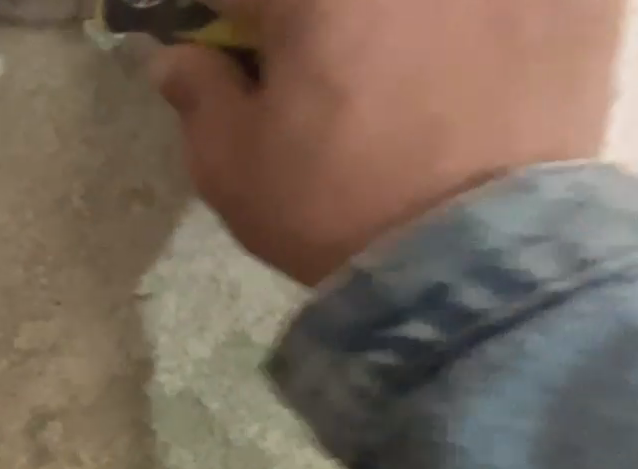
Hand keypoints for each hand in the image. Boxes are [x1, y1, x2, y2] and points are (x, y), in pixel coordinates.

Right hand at [151, 0, 624, 285]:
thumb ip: (197, 92)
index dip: (217, 17)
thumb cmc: (319, 203)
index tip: (215, 43)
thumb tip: (177, 55)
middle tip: (299, 64)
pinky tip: (457, 63)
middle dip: (300, 22)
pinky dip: (466, 26)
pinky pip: (489, 6)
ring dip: (381, 27)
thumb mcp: (227, 161)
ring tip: (380, 75)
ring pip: (404, 6)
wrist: (460, 248)